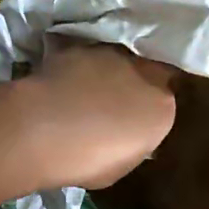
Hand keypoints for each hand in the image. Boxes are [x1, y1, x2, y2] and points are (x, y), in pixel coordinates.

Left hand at [16, 43, 177, 189]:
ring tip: (79, 89)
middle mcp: (143, 73)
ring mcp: (110, 54)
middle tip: (106, 101)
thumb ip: (130, 141)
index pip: (162, 102)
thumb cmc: (88, 160)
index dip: (144, 108)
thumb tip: (124, 135)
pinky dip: (73, 64)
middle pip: (142, 72)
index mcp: (162, 107)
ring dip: (101, 70)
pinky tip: (58, 79)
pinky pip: (81, 54)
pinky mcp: (78, 45)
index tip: (130, 119)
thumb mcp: (120, 163)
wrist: (47, 129)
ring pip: (113, 58)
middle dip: (129, 82)